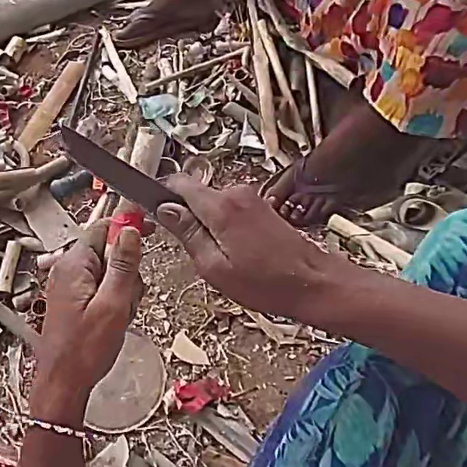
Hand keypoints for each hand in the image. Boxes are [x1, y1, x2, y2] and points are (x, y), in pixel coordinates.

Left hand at [33, 222, 145, 420]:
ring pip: (110, 271)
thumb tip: (131, 231)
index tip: (150, 229)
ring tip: (120, 314)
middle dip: (127, 270)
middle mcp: (68, 269)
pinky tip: (114, 320)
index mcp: (74, 264)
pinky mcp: (75, 299)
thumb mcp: (113, 305)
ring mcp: (70, 285)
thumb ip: (124, 265)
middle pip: (109, 250)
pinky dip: (114, 300)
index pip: (104, 227)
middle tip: (128, 297)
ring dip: (123, 289)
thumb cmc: (84, 350)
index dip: (128, 226)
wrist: (63, 384)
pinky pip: (103, 288)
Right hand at [155, 176, 348, 323]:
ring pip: (211, 203)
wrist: (313, 283)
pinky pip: (228, 209)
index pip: (178, 183)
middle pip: (195, 194)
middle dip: (185, 216)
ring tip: (217, 257)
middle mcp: (236, 193)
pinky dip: (222, 226)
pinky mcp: (261, 205)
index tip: (152, 212)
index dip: (161, 195)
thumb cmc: (265, 283)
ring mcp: (251, 197)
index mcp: (220, 207)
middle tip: (190, 250)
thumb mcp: (213, 267)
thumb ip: (186, 233)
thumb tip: (164, 209)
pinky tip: (233, 252)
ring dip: (205, 224)